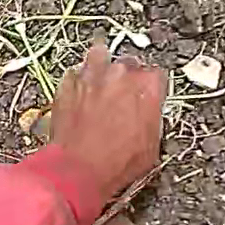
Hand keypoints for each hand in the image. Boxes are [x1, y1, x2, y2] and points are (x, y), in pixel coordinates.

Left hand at [49, 41, 165, 203]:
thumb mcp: (151, 147)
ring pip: (100, 56)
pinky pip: (75, 73)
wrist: (79, 169)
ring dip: (102, 66)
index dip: (151, 88)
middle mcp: (121, 74)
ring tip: (101, 81)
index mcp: (147, 86)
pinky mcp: (68, 83)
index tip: (147, 98)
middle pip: (128, 63)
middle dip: (127, 78)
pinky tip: (80, 93)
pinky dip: (78, 80)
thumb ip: (152, 119)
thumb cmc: (116, 162)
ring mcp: (92, 75)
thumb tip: (149, 114)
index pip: (156, 76)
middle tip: (122, 98)